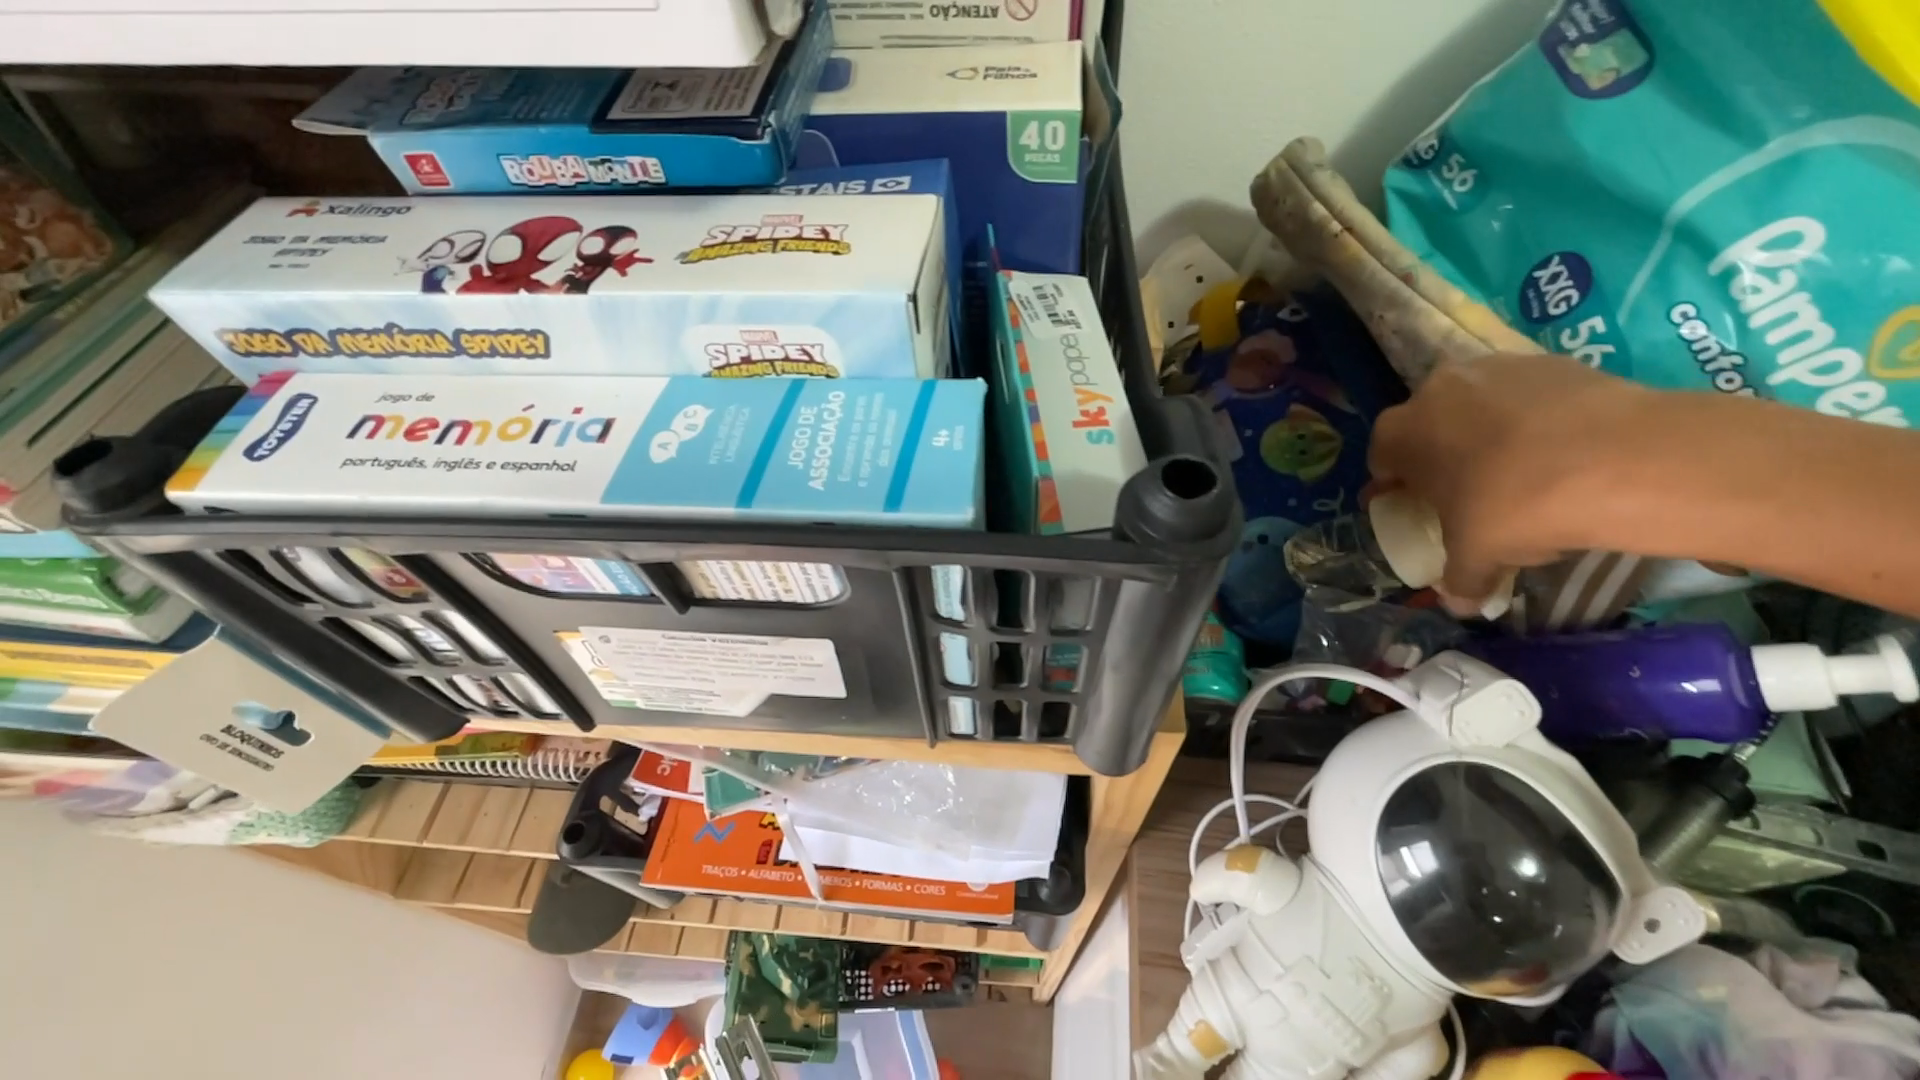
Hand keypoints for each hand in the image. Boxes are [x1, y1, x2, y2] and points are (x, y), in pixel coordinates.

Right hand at [1368, 354, 1656, 607]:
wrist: (1619, 459)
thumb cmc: (1514, 507)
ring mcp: (1494, 368)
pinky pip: (1527, 397)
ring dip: (1488, 435)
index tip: (1419, 510)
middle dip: (1443, 456)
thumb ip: (1459, 579)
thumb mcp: (1478, 557)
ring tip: (1523, 473)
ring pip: (1478, 408)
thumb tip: (1460, 605)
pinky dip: (1535, 421)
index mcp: (1401, 432)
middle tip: (1469, 493)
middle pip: (1430, 427)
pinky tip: (1563, 454)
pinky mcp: (1550, 361)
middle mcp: (1436, 389)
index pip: (1383, 459)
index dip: (1398, 488)